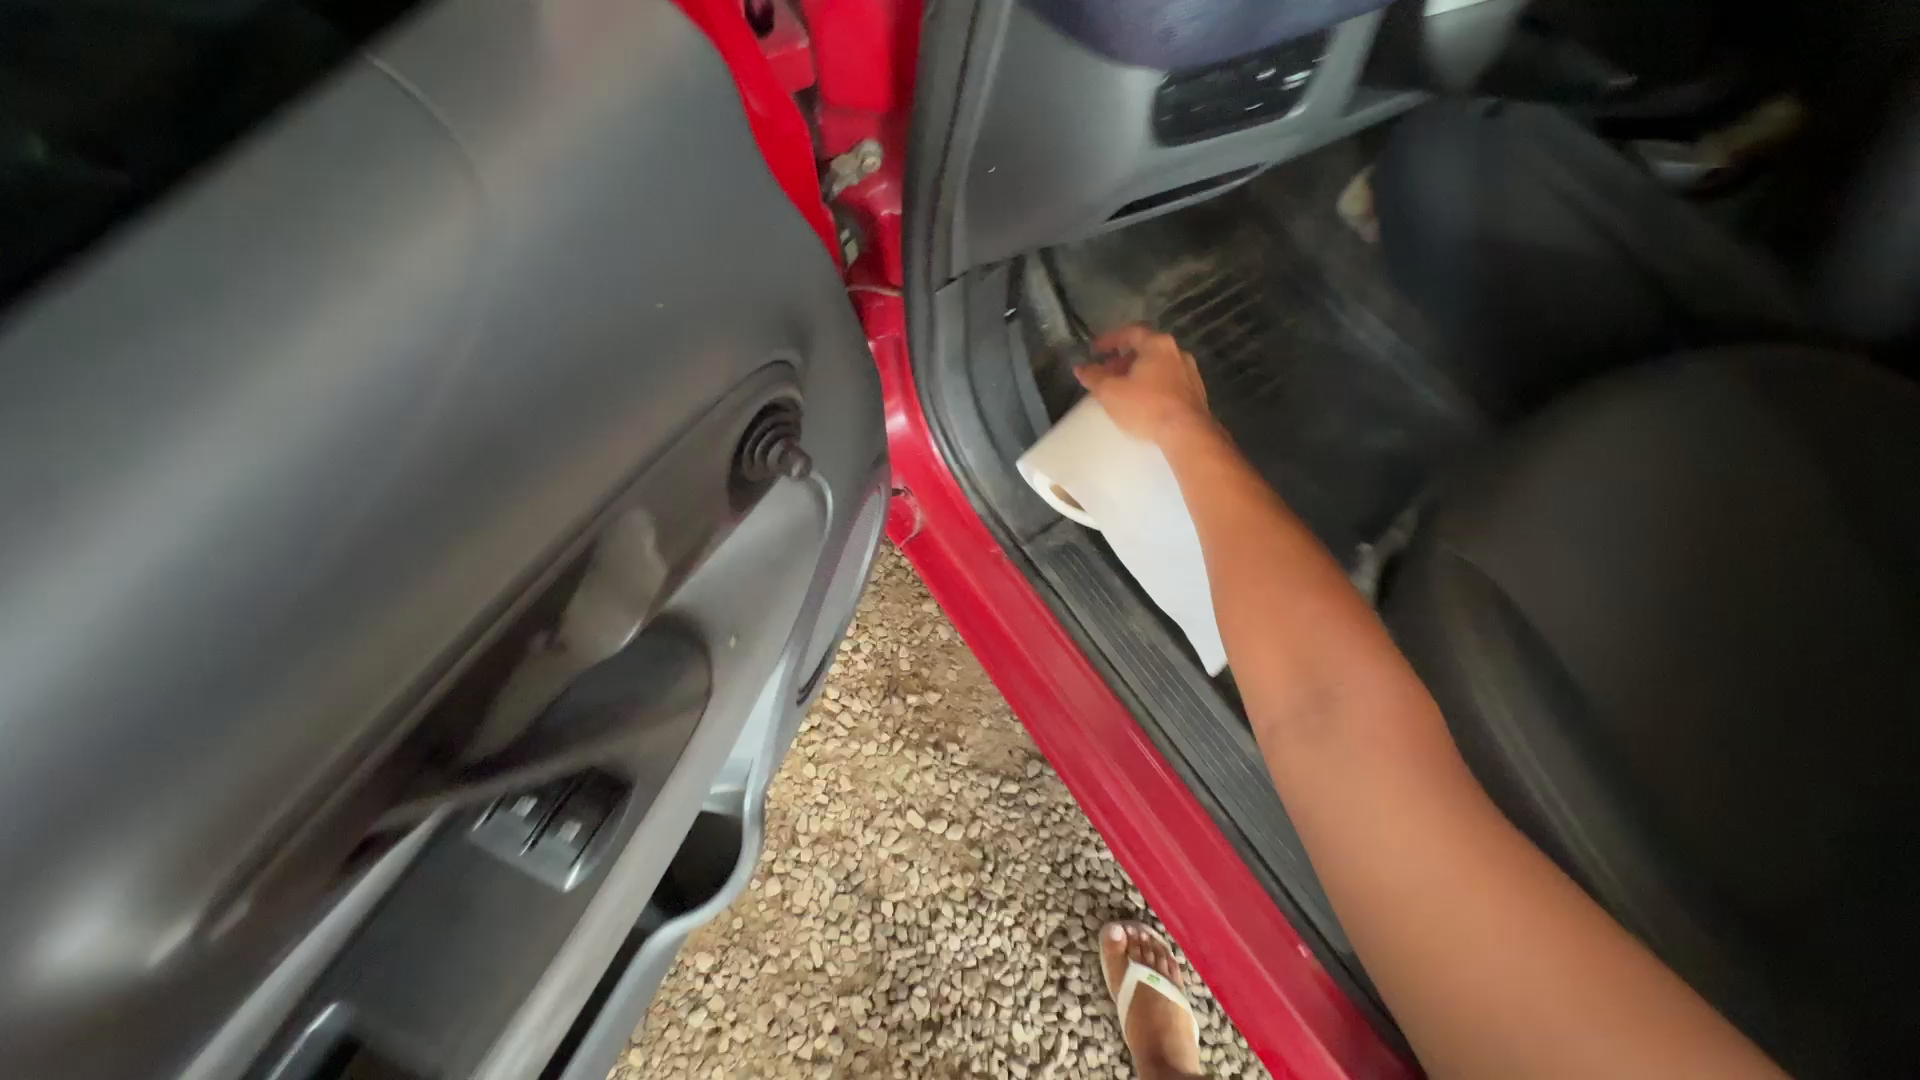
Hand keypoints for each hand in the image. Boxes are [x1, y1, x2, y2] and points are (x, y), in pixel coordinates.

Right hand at [1074, 325, 1213, 444]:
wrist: (1187, 433)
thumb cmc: (1146, 406)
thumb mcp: (1110, 392)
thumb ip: (1093, 377)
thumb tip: (1080, 368)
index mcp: (1157, 345)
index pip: (1130, 332)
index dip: (1110, 339)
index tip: (1095, 351)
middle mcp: (1177, 352)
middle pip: (1146, 348)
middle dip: (1123, 359)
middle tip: (1107, 373)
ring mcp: (1189, 372)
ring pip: (1158, 365)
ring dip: (1138, 373)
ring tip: (1123, 389)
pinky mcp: (1196, 392)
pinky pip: (1169, 381)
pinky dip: (1153, 385)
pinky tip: (1143, 401)